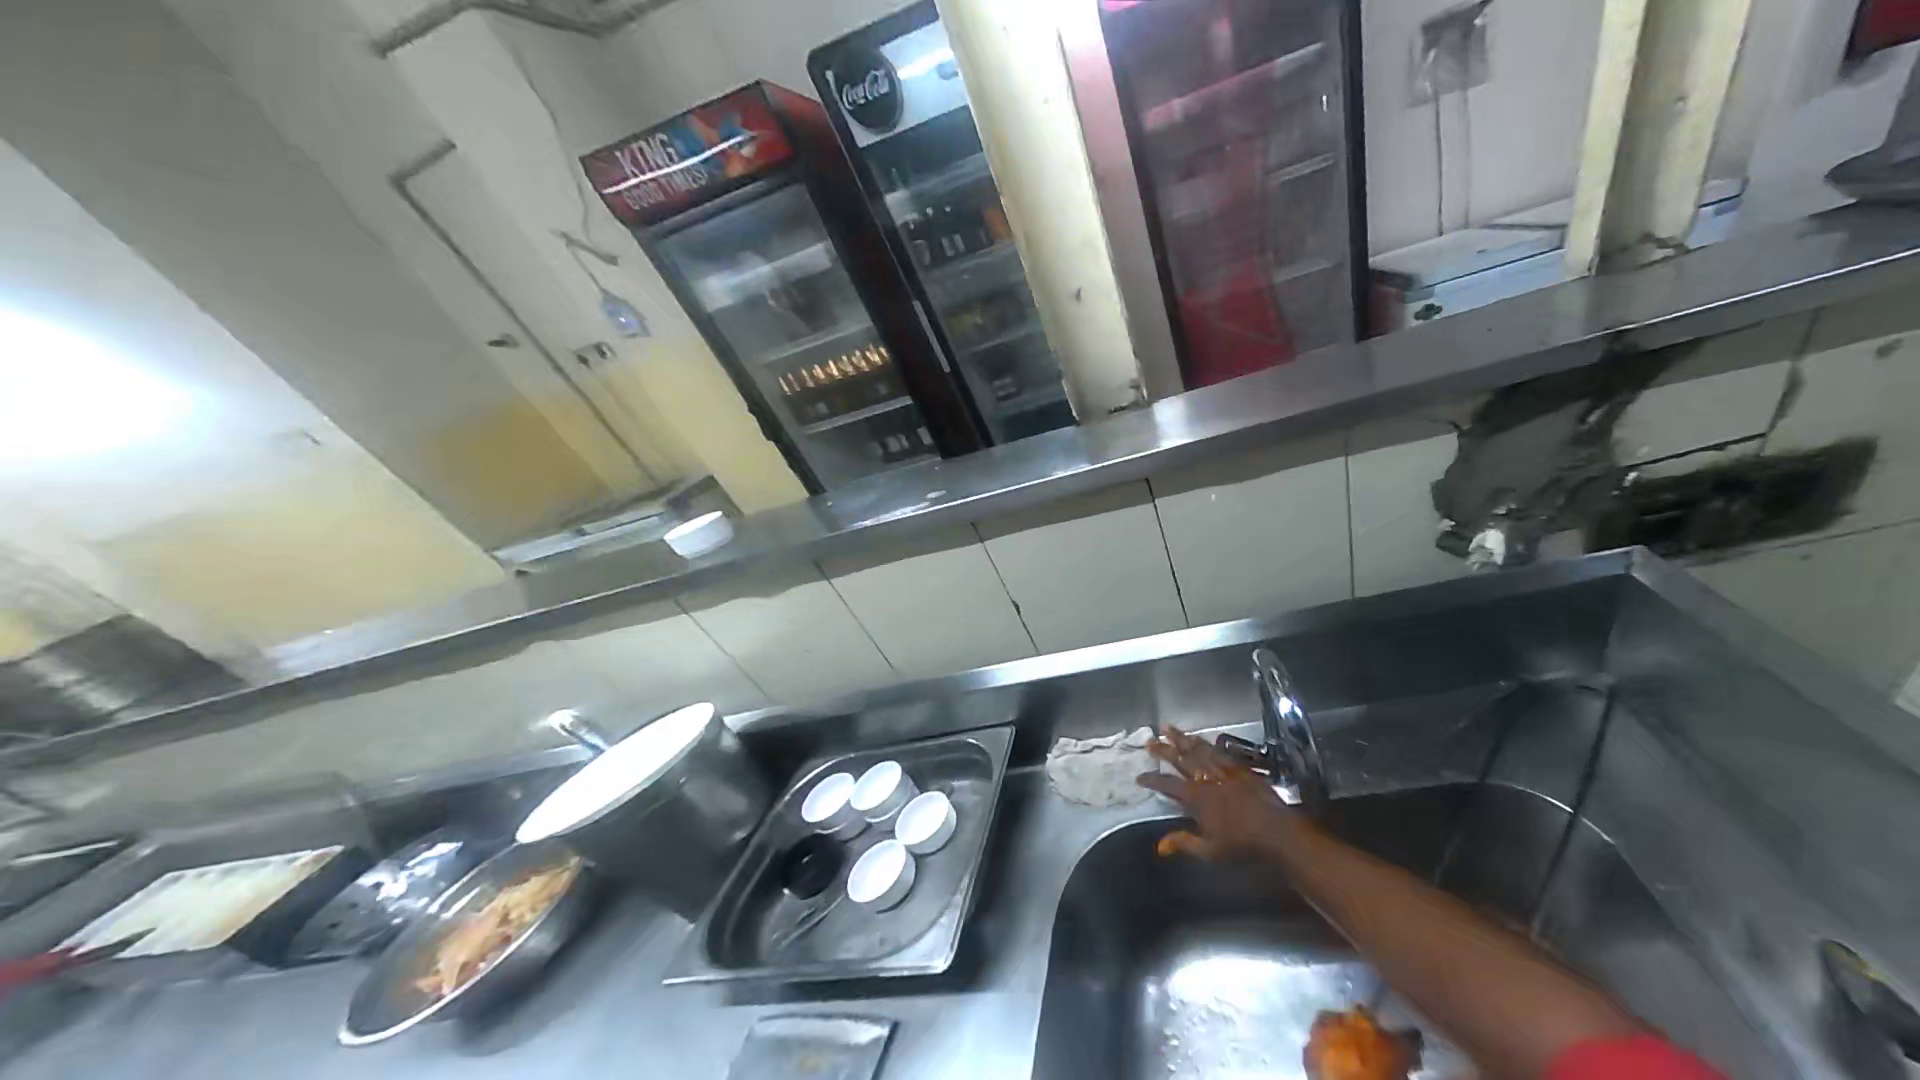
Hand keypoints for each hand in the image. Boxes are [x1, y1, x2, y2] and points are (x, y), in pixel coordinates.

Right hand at [1137, 723, 1294, 859]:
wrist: (1278, 832)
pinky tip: (1203, 739)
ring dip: (1183, 738)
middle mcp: (1207, 778)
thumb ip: (1183, 843)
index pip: (1168, 784)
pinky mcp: (1241, 768)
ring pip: (1199, 750)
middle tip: (1150, 739)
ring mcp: (1225, 770)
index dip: (1152, 780)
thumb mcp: (1210, 850)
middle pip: (1181, 759)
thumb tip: (1159, 846)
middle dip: (1163, 749)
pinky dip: (1208, 744)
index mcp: (1196, 797)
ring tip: (1169, 728)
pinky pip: (1220, 752)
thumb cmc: (1242, 844)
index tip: (1140, 777)